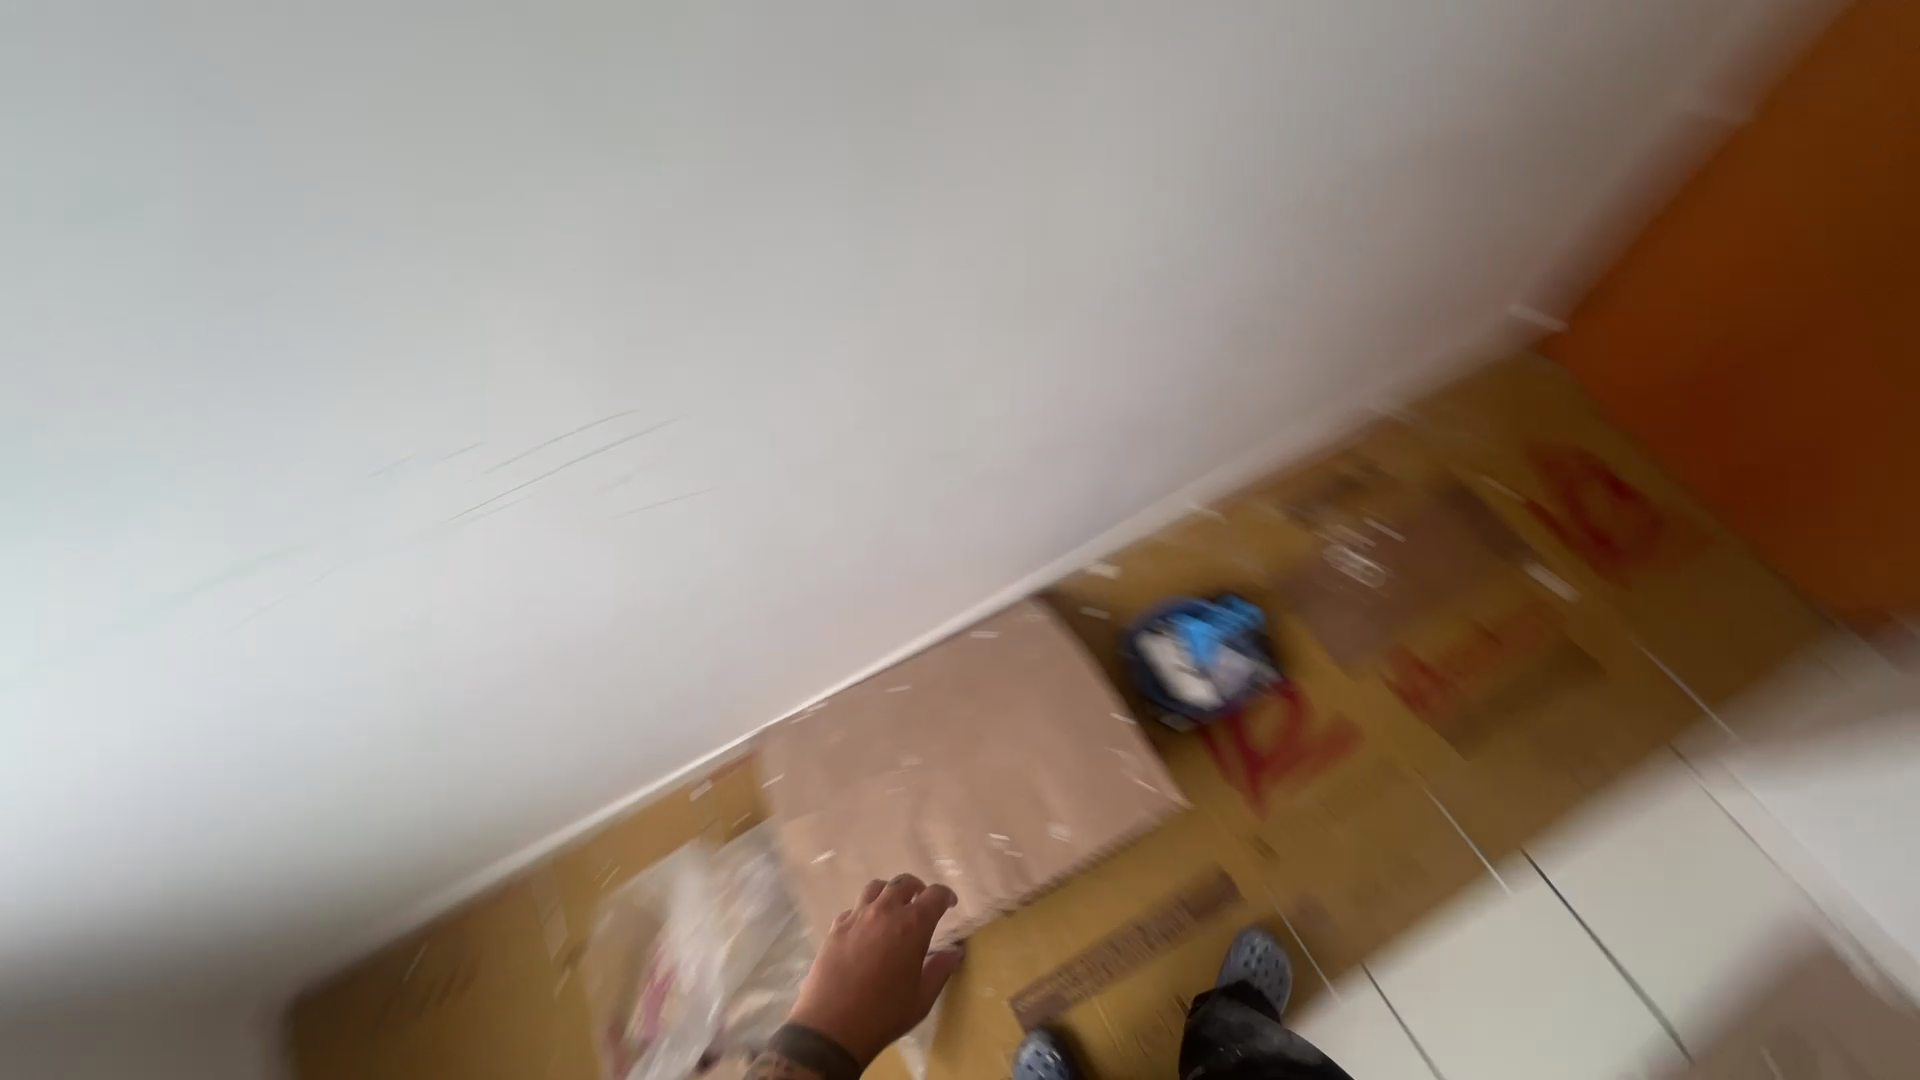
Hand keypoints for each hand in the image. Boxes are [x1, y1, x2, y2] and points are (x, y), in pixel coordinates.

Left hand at [786, 874, 963, 1065]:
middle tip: (921, 902)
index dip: (945, 896)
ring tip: (892, 908)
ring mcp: (857, 916)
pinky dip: (865, 911)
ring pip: (876, 888)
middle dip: (917, 888)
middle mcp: (885, 911)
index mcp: (912, 925)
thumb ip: (941, 970)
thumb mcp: (922, 998)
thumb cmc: (884, 1014)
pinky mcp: (836, 927)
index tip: (950, 904)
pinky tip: (865, 929)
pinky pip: (854, 908)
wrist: (832, 1026)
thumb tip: (956, 952)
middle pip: (903, 882)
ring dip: (889, 893)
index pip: (935, 895)